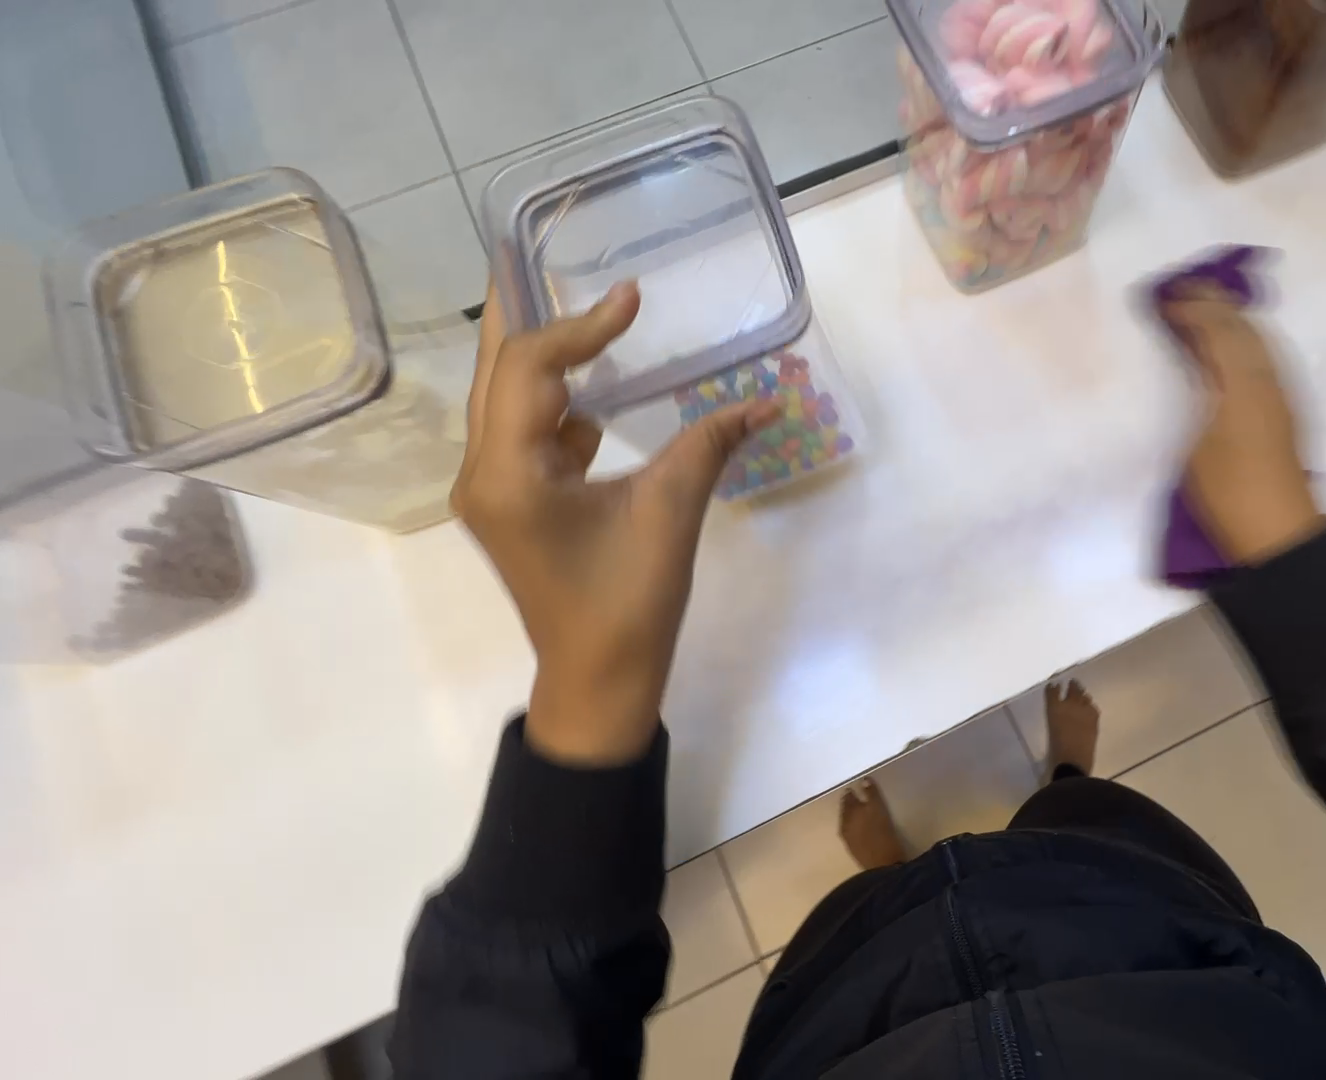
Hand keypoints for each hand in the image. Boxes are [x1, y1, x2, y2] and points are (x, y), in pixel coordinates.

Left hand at [454, 280, 777, 765]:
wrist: (602, 677)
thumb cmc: (631, 602)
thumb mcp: (672, 514)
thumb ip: (710, 445)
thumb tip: (767, 402)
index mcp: (510, 473)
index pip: (531, 370)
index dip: (581, 327)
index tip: (632, 298)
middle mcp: (484, 472)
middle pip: (498, 372)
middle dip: (527, 316)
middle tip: (539, 255)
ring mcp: (495, 489)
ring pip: (509, 401)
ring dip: (545, 360)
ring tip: (582, 319)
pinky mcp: (517, 503)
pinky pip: (529, 434)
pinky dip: (561, 407)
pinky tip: (599, 403)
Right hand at [1163, 288, 1325, 563]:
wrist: (1277, 531)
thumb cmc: (1229, 491)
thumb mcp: (1201, 442)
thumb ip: (1202, 391)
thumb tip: (1199, 359)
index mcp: (1243, 383)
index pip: (1220, 331)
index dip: (1194, 309)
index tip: (1166, 296)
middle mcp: (1268, 380)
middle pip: (1244, 328)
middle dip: (1215, 303)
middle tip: (1184, 287)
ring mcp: (1280, 395)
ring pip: (1258, 340)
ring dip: (1231, 318)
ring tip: (1205, 307)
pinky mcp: (1283, 411)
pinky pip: (1263, 356)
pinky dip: (1243, 339)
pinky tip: (1231, 345)